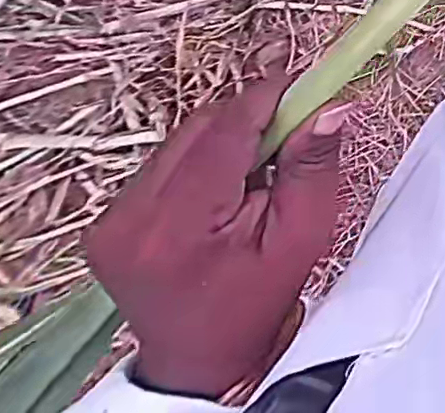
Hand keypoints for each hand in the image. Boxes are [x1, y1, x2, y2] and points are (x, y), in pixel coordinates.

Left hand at [84, 76, 349, 399]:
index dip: (273, 95)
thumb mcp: (304, 234)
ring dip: (234, 134)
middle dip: (256, 116)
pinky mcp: (112, 213)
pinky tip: (230, 184)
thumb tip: (333, 105)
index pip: (227, 128)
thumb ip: (313, 164)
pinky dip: (211, 153)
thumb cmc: (258, 300)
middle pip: (206, 123)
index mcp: (176, 227)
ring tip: (261, 170)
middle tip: (293, 136)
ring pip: (189, 133)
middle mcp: (129, 215)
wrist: (201, 359)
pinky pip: (174, 153)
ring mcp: (112, 215)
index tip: (312, 85)